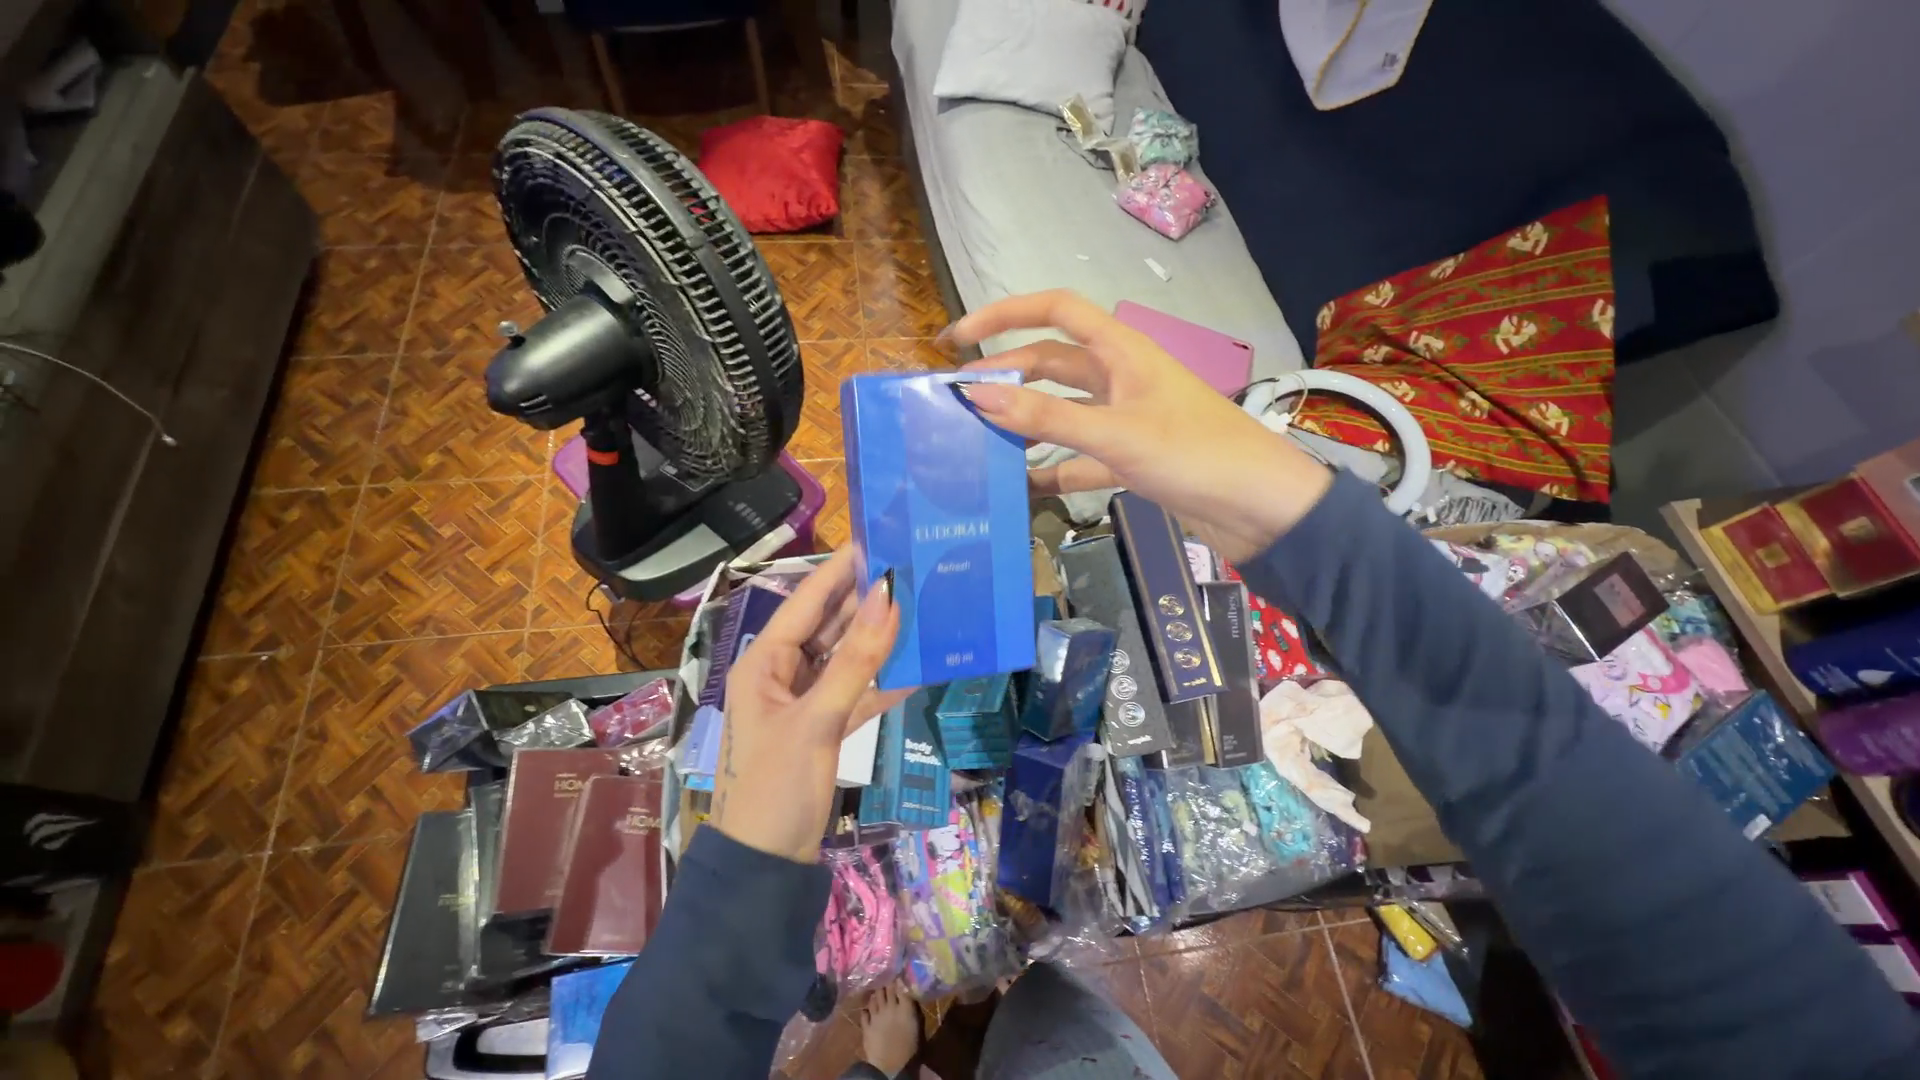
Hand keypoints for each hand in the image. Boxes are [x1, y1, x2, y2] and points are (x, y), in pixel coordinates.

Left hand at [714, 549, 909, 862]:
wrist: (765, 865)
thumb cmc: (777, 786)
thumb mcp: (816, 721)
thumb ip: (855, 662)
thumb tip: (888, 599)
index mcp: (764, 663)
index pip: (805, 602)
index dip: (839, 572)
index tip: (876, 542)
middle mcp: (782, 674)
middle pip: (828, 627)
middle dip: (866, 603)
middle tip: (912, 573)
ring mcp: (804, 702)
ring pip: (845, 659)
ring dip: (878, 641)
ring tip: (922, 610)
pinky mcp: (824, 728)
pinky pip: (856, 693)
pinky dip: (881, 682)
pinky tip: (916, 666)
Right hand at [949, 290, 1334, 562]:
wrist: (1262, 509)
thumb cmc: (1194, 455)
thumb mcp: (1115, 434)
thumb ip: (1045, 418)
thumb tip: (975, 394)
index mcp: (1122, 351)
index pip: (1055, 311)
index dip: (1004, 314)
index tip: (958, 338)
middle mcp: (1120, 377)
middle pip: (1051, 363)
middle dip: (1006, 373)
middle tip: (957, 398)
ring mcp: (1126, 419)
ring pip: (1062, 411)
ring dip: (1024, 421)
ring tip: (978, 439)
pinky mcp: (1131, 458)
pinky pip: (1078, 457)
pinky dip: (1052, 469)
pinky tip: (1021, 487)